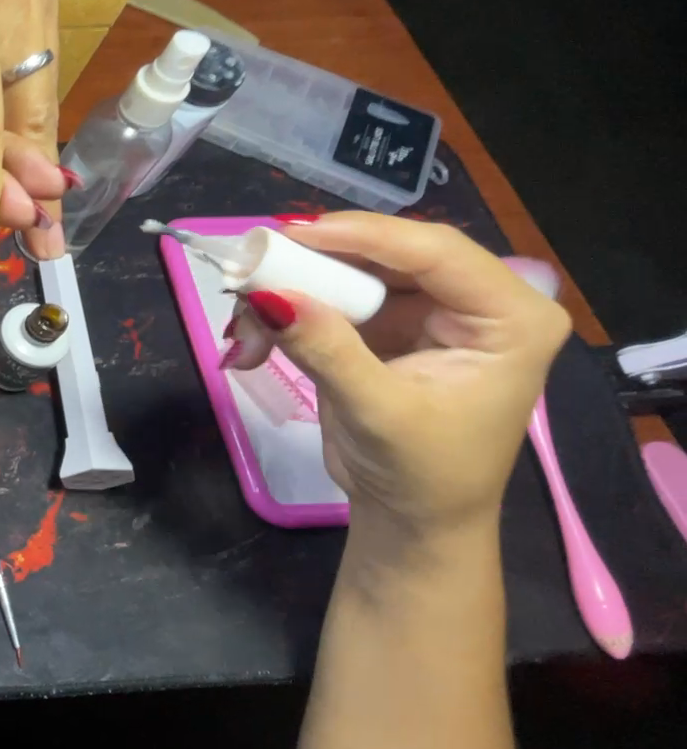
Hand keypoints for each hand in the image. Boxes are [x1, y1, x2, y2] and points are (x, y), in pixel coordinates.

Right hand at [220, 213, 570, 536]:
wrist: (410, 514)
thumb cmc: (420, 470)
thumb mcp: (375, 410)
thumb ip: (327, 349)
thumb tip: (267, 298)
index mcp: (507, 318)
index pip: (435, 253)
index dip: (362, 235)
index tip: (291, 234)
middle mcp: (469, 302)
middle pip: (383, 256)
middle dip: (310, 266)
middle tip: (247, 276)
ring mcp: (422, 313)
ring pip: (345, 275)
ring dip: (286, 293)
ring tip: (241, 327)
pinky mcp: (380, 329)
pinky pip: (325, 301)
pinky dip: (282, 315)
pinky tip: (249, 339)